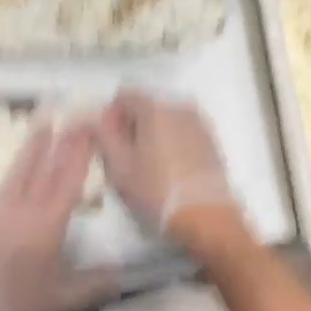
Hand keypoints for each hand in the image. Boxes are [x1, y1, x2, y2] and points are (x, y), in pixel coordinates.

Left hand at [0, 122, 118, 310]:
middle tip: (76, 119)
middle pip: (48, 171)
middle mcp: (24, 208)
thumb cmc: (15, 306)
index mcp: (49, 226)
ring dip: (33, 145)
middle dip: (64, 144)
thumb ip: (93, 286)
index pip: (70, 184)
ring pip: (18, 170)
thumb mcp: (61, 301)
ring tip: (45, 122)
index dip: (82, 156)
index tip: (92, 132)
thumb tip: (122, 278)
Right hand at [96, 89, 236, 235]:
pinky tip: (170, 168)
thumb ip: (103, 136)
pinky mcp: (212, 141)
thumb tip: (98, 120)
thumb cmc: (155, 190)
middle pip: (147, 106)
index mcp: (154, 109)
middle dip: (133, 125)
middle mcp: (179, 107)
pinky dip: (172, 142)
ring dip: (154, 134)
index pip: (124, 96)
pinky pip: (183, 132)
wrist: (204, 215)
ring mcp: (199, 123)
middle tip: (126, 155)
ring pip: (167, 120)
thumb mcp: (119, 166)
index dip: (111, 115)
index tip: (108, 140)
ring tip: (149, 164)